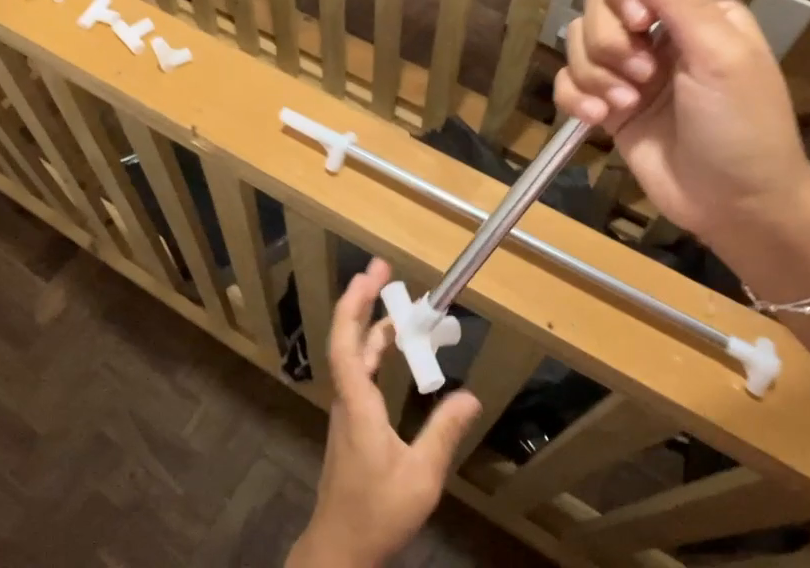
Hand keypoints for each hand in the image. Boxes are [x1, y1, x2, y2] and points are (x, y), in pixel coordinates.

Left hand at [288, 259, 481, 567]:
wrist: (339, 550)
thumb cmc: (376, 512)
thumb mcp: (420, 476)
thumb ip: (444, 432)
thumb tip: (470, 395)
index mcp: (358, 406)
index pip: (347, 344)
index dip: (354, 306)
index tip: (368, 276)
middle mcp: (347, 401)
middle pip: (350, 341)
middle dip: (364, 303)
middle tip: (384, 271)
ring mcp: (347, 413)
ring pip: (356, 358)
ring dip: (375, 328)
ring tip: (404, 309)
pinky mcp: (352, 426)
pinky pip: (362, 375)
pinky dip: (378, 353)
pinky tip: (397, 353)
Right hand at [552, 0, 809, 242]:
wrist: (735, 207)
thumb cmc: (743, 128)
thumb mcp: (718, 57)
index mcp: (696, 11)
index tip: (640, 22)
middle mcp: (660, 32)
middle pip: (600, 4)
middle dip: (609, 41)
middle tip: (642, 76)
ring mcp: (631, 69)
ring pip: (579, 42)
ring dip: (596, 75)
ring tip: (626, 106)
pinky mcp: (609, 104)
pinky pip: (569, 82)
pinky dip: (577, 99)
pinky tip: (599, 120)